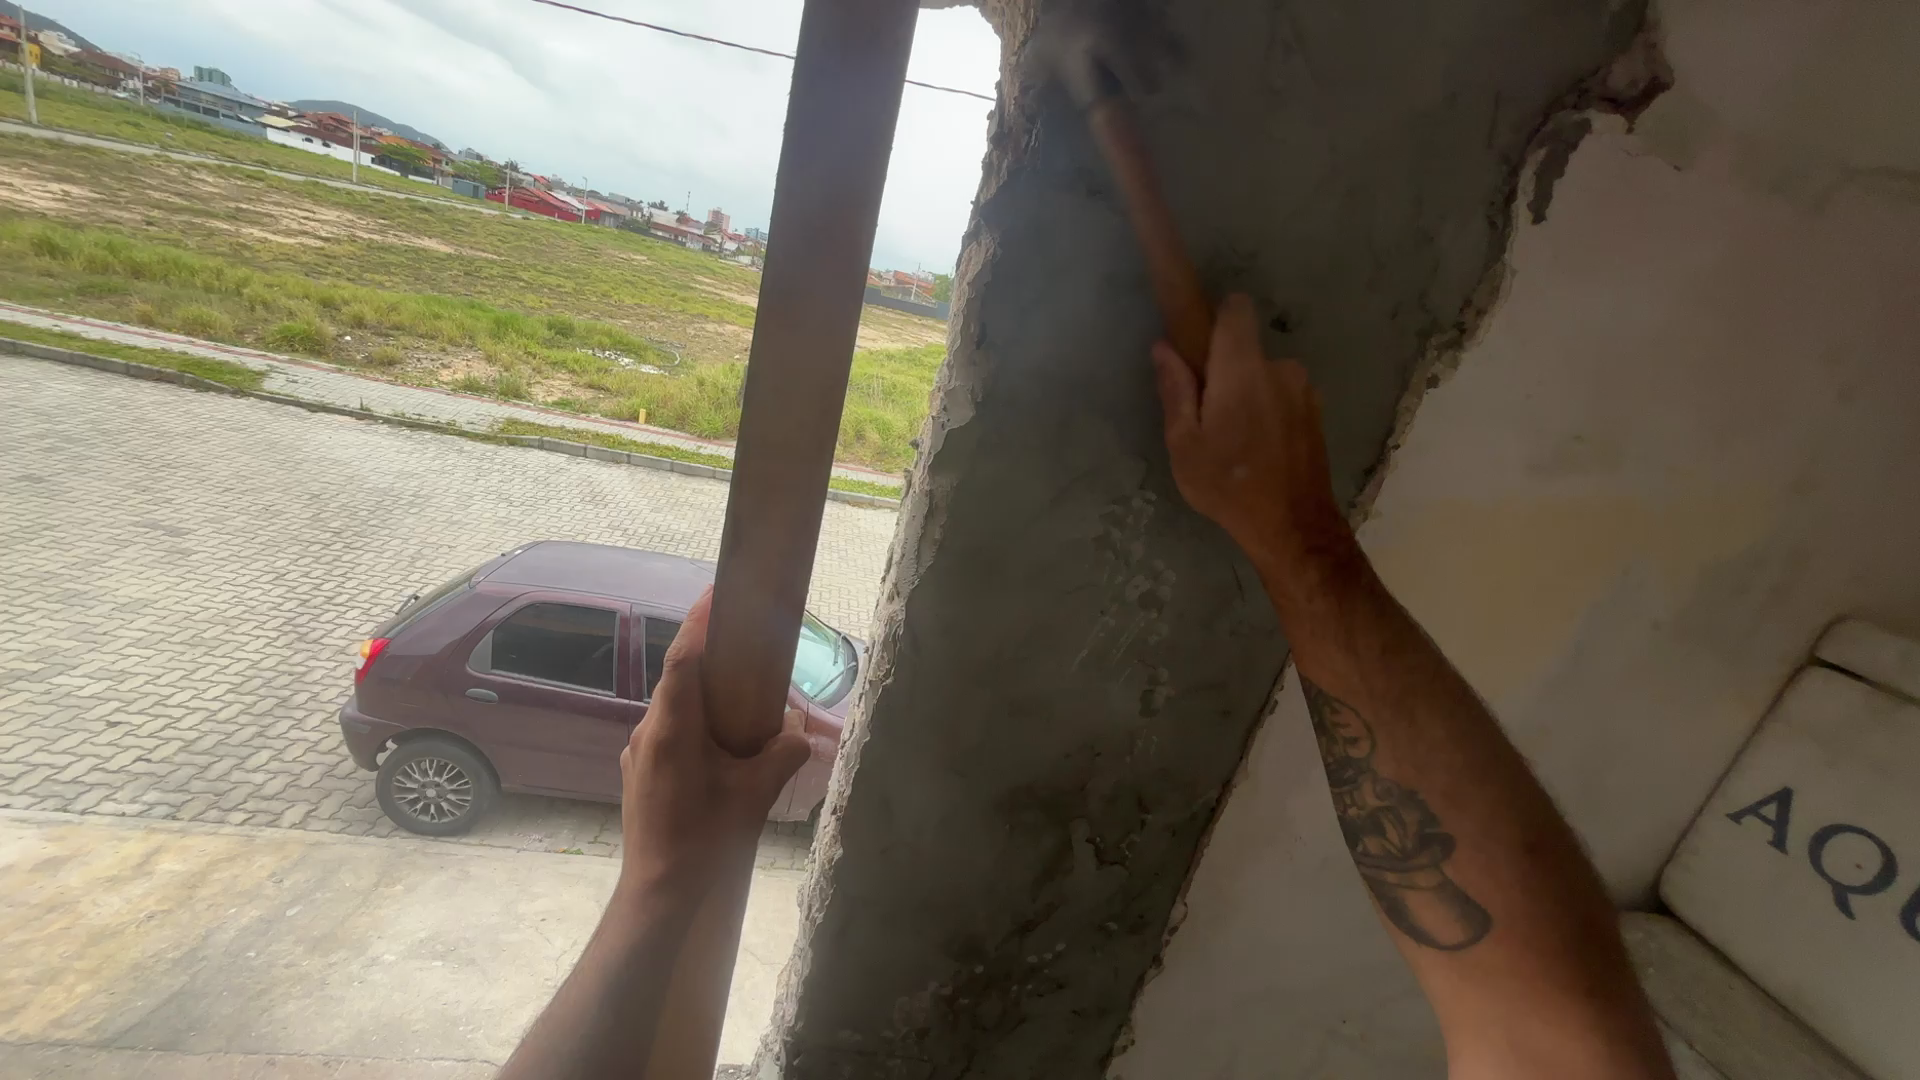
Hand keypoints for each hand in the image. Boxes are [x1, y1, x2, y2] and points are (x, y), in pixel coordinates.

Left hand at [616, 587, 810, 906]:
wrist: (659, 893)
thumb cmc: (705, 839)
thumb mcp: (754, 795)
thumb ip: (783, 754)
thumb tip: (802, 733)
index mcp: (672, 730)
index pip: (683, 660)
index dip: (698, 623)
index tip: (716, 593)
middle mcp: (647, 732)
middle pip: (676, 676)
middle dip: (704, 649)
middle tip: (738, 632)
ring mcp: (638, 751)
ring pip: (671, 703)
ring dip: (699, 686)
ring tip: (734, 683)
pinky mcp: (639, 770)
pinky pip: (667, 726)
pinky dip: (692, 714)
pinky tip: (716, 734)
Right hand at [1152, 294, 1353, 575]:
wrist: (1292, 525)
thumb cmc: (1227, 484)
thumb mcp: (1184, 444)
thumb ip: (1175, 390)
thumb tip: (1162, 348)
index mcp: (1242, 370)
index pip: (1236, 309)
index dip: (1217, 315)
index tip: (1199, 341)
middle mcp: (1280, 369)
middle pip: (1246, 349)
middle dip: (1225, 371)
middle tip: (1206, 416)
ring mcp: (1303, 390)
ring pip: (1264, 376)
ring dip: (1247, 394)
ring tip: (1233, 439)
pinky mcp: (1314, 412)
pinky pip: (1281, 396)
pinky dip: (1267, 410)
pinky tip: (1257, 448)